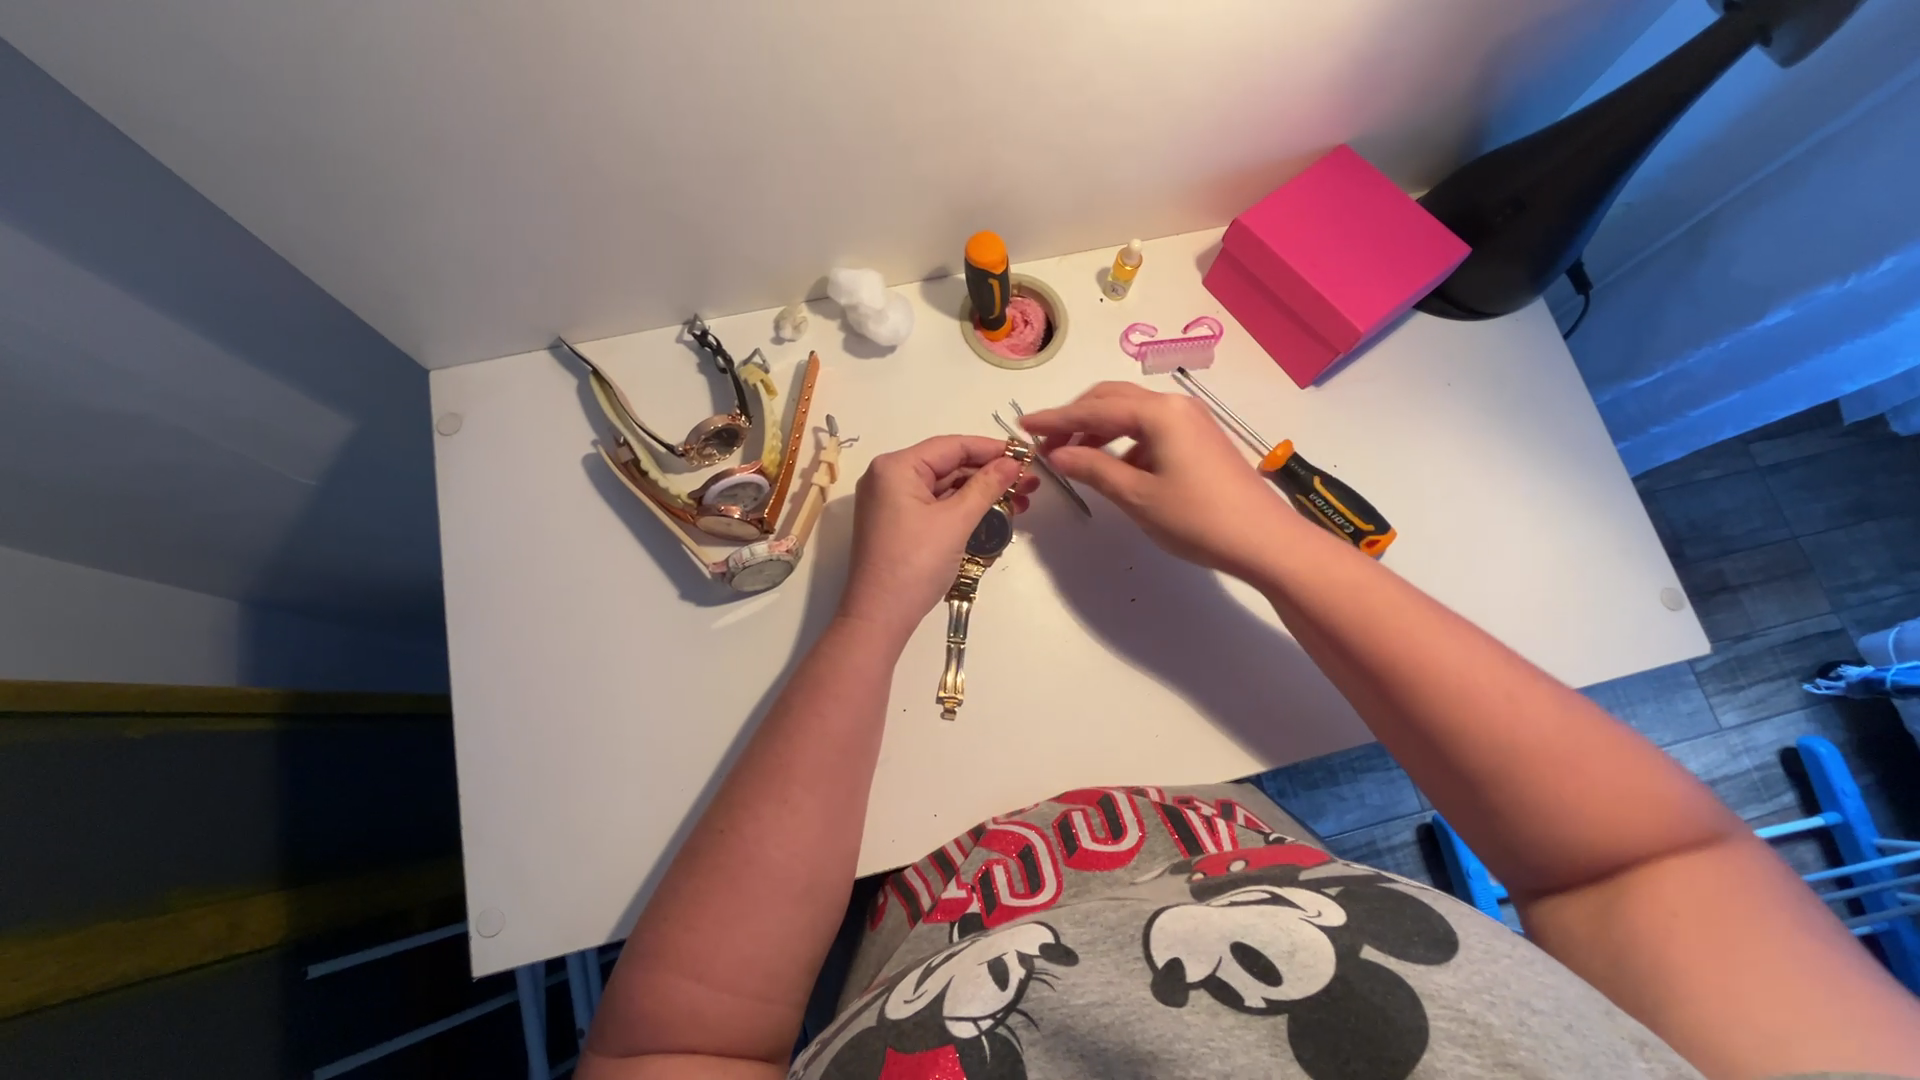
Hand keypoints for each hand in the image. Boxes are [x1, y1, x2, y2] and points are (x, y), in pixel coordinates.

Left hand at [838, 436, 1038, 642]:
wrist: (880, 617)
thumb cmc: (916, 564)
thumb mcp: (956, 521)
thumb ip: (986, 486)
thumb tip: (1012, 462)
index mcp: (895, 467)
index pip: (951, 446)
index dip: (991, 449)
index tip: (1026, 456)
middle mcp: (888, 477)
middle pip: (948, 465)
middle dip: (990, 474)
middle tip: (1029, 484)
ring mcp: (890, 502)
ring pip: (944, 488)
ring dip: (980, 494)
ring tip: (1020, 502)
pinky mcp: (896, 524)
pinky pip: (934, 506)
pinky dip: (962, 509)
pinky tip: (992, 515)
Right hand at [1020, 382, 1302, 578]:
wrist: (1264, 540)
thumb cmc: (1197, 518)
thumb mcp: (1137, 496)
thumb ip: (1093, 469)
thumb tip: (1057, 454)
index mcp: (1158, 413)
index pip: (1093, 409)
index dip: (1055, 418)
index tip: (1022, 426)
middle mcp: (1174, 405)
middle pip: (1112, 399)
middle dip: (1076, 418)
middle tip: (1045, 443)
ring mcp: (1190, 420)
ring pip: (1131, 413)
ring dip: (1098, 429)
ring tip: (1073, 457)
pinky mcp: (1198, 439)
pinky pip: (1149, 428)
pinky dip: (1123, 441)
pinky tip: (1112, 468)